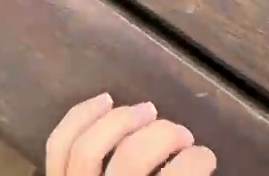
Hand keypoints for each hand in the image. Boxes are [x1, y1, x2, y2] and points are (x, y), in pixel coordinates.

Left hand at [45, 94, 215, 175]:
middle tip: (185, 134)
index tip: (209, 156)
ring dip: (122, 119)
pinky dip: (80, 116)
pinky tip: (105, 100)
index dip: (193, 164)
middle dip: (162, 136)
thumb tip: (199, 168)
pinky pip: (59, 145)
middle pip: (129, 159)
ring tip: (150, 110)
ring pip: (89, 147)